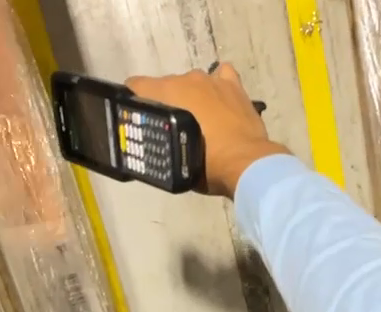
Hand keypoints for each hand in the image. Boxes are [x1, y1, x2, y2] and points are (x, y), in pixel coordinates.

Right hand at [126, 64, 289, 196]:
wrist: (246, 165)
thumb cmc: (208, 167)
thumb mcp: (176, 162)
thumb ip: (165, 145)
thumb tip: (163, 144)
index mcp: (169, 93)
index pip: (137, 86)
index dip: (134, 101)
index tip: (138, 118)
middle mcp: (188, 80)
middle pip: (169, 87)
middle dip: (169, 104)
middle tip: (175, 130)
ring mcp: (213, 80)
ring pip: (194, 83)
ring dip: (194, 98)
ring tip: (201, 121)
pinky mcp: (234, 86)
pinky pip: (222, 76)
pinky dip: (219, 86)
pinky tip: (221, 101)